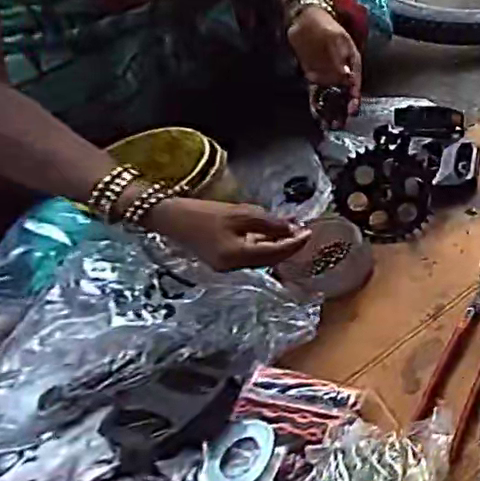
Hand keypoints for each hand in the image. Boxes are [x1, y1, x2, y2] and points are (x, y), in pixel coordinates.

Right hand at [144, 197, 310, 270]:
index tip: (310, 231)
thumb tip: (292, 229)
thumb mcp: (241, 214)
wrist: (168, 217)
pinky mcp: (222, 259)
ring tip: (292, 229)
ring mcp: (226, 266)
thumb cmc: (203, 213)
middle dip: (289, 245)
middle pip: (271, 258)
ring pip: (261, 256)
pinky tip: (271, 232)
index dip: (296, 243)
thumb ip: (269, 223)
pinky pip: (250, 253)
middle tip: (304, 230)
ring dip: (278, 244)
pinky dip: (264, 244)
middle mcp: (233, 267)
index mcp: (238, 257)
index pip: (277, 253)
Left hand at [286, 6, 361, 116]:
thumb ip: (339, 60)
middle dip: (342, 109)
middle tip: (340, 123)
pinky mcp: (314, 76)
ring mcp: (328, 74)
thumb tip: (347, 78)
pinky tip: (318, 114)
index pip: (355, 83)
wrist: (304, 17)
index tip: (352, 109)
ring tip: (329, 124)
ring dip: (331, 110)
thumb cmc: (323, 24)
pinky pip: (317, 92)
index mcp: (353, 61)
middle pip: (344, 93)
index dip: (354, 97)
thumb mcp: (334, 39)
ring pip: (332, 96)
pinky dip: (317, 103)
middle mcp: (342, 70)